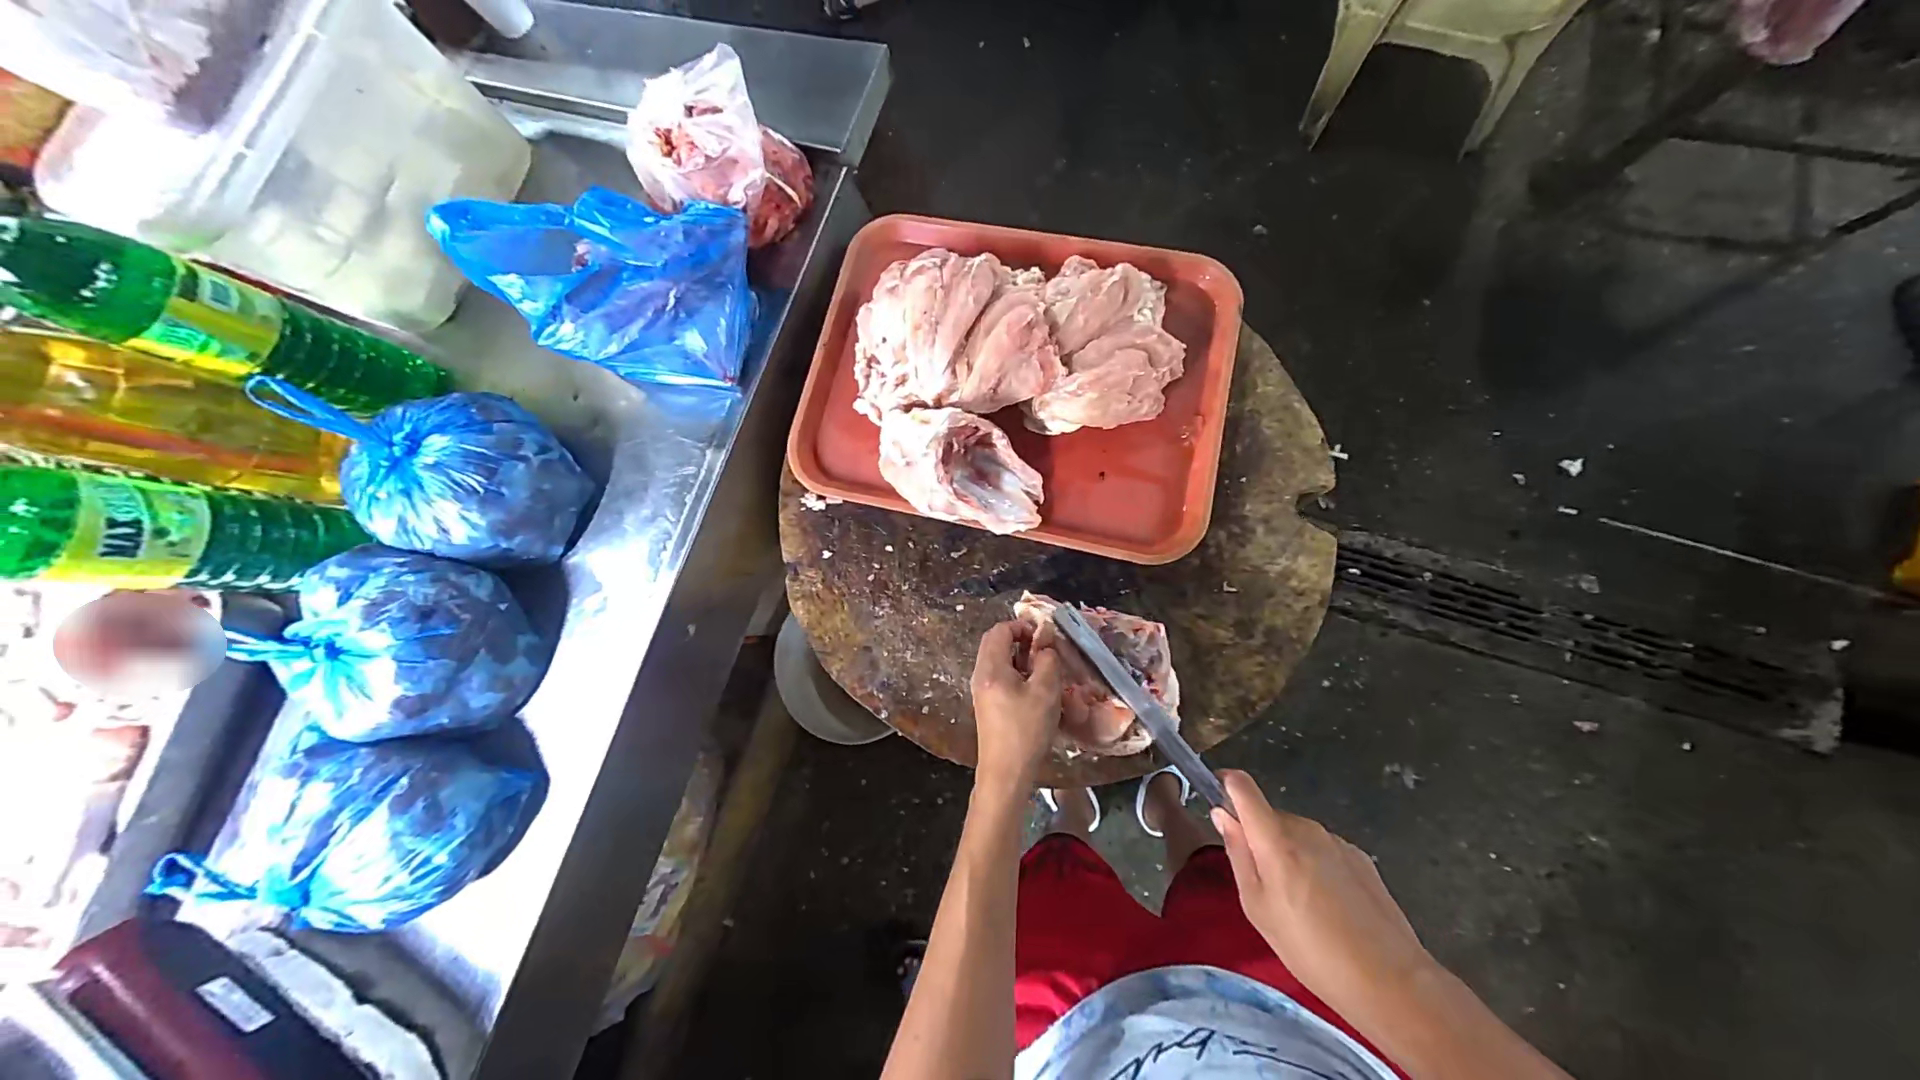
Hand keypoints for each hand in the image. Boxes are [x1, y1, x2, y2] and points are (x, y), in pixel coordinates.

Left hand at [970, 621, 1062, 791]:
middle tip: (1044, 650)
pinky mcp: (987, 705)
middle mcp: (980, 675)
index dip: (1022, 626)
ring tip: (1043, 670)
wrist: (1006, 772)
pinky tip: (1035, 690)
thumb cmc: (1026, 730)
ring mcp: (981, 691)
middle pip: (995, 643)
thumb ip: (1048, 661)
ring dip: (1020, 658)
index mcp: (990, 667)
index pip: (999, 630)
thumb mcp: (1045, 691)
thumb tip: (1045, 646)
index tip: (1044, 636)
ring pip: (998, 661)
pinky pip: (999, 677)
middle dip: (1020, 640)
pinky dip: (1017, 674)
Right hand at [1211, 770, 1435, 1012]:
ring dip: (1287, 854)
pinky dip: (1314, 866)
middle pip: (1268, 816)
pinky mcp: (1361, 858)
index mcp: (1276, 837)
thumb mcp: (1257, 907)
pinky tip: (1328, 907)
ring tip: (1299, 903)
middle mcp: (1307, 828)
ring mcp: (1337, 841)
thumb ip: (1238, 854)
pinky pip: (1322, 849)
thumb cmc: (1311, 949)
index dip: (1225, 784)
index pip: (1242, 785)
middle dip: (1258, 838)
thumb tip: (1223, 815)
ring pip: (1296, 834)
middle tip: (1263, 885)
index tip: (1218, 802)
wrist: (1391, 981)